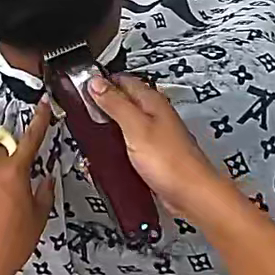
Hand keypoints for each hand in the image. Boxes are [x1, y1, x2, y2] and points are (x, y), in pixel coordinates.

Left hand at [0, 100, 55, 274]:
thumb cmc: (6, 248)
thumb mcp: (37, 220)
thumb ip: (44, 193)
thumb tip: (45, 181)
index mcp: (13, 173)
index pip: (30, 139)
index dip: (38, 121)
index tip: (41, 107)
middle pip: (3, 154)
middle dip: (10, 164)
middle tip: (16, 188)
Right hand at [86, 73, 234, 222]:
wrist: (191, 194)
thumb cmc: (172, 162)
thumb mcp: (136, 128)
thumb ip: (115, 104)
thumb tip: (97, 83)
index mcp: (152, 102)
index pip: (124, 80)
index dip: (102, 80)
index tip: (83, 86)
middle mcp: (155, 116)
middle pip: (124, 102)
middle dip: (103, 106)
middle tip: (85, 112)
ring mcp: (154, 136)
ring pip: (125, 125)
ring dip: (109, 130)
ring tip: (93, 136)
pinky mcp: (153, 156)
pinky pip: (129, 146)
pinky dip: (117, 149)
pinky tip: (110, 157)